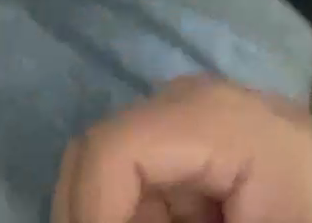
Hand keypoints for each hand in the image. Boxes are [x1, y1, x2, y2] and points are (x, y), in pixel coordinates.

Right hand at [53, 78, 311, 222]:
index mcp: (207, 115)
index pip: (105, 153)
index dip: (86, 215)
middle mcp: (193, 101)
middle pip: (104, 159)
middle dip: (99, 216)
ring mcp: (208, 123)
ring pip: (125, 176)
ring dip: (127, 218)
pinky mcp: (225, 151)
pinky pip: (161, 187)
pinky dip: (157, 219)